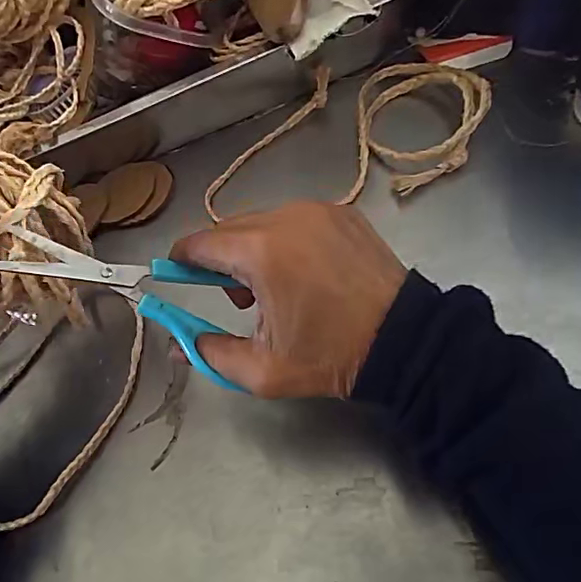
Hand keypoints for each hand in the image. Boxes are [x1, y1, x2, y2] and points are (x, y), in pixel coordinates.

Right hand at [170, 202, 406, 398]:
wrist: (404, 341)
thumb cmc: (331, 357)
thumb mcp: (262, 370)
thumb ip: (209, 354)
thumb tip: (178, 344)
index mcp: (261, 252)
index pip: (200, 243)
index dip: (181, 260)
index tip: (176, 275)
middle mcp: (287, 218)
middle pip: (229, 230)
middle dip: (221, 261)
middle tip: (239, 300)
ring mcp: (318, 211)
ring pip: (263, 222)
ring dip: (254, 250)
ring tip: (276, 290)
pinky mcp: (343, 213)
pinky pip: (296, 220)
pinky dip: (286, 242)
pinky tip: (305, 274)